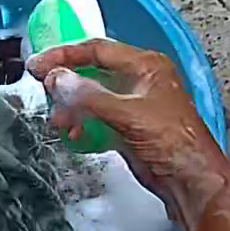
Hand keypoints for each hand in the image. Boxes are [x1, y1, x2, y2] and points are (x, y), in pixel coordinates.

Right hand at [26, 39, 229, 228]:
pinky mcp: (129, 128)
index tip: (38, 65)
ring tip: (58, 121)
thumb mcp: (127, 114)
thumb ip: (89, 96)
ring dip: (72, 109)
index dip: (65, 54)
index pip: (98, 50)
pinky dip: (83, 125)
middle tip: (43, 90)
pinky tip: (73, 135)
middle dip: (67, 84)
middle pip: (93, 72)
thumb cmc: (173, 142)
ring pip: (93, 98)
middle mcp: (140, 81)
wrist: (191, 180)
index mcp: (146, 66)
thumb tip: (57, 79)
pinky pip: (98, 119)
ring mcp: (134, 105)